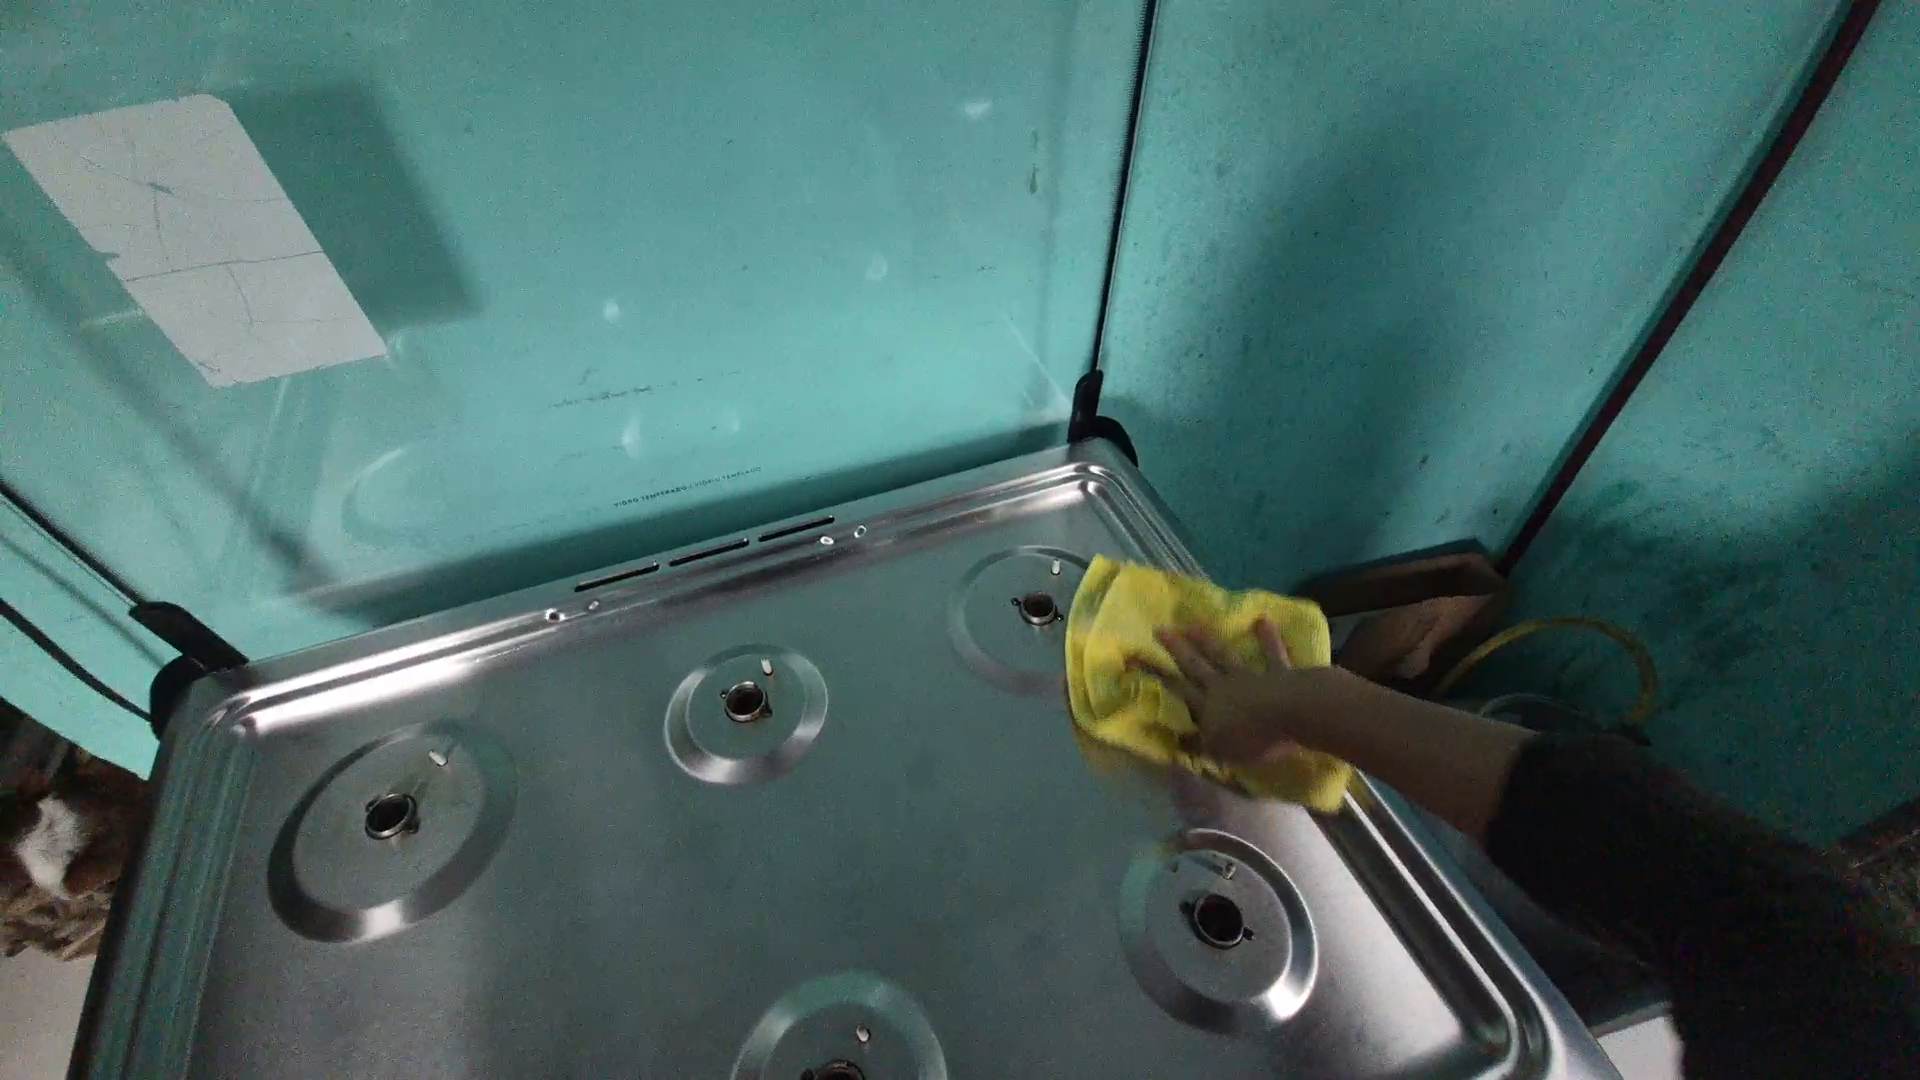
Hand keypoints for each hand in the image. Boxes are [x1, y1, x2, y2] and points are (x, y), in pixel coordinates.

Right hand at [1131, 619, 1315, 766]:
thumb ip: (1197, 746)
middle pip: (1195, 666)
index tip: (1133, 657)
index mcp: (1207, 708)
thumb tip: (1174, 742)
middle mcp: (1223, 687)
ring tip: (1192, 624)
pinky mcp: (1279, 674)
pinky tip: (1264, 620)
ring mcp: (1250, 677)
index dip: (1154, 674)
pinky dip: (1268, 638)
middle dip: (1176, 648)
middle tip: (1160, 629)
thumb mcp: (1219, 752)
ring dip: (1208, 640)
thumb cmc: (1254, 738)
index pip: (1175, 689)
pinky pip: (1272, 655)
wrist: (1293, 715)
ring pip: (1224, 656)